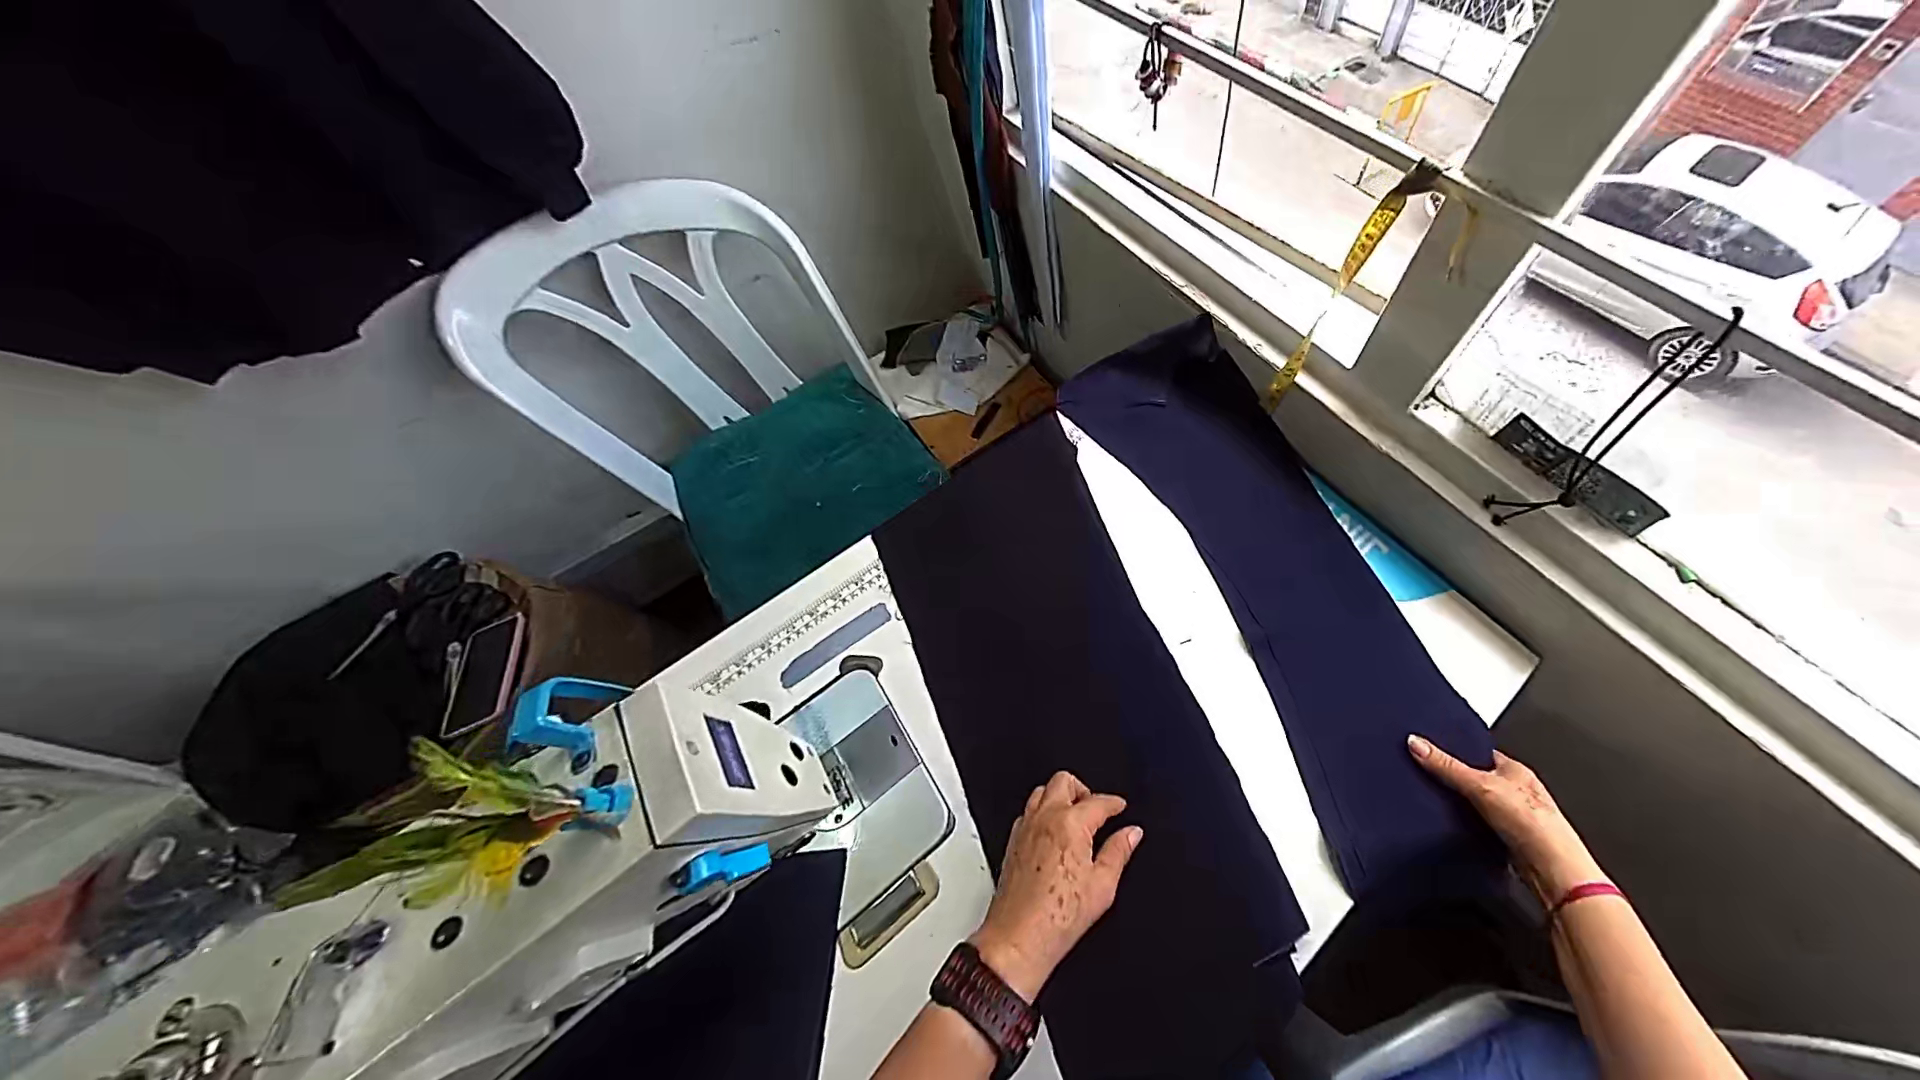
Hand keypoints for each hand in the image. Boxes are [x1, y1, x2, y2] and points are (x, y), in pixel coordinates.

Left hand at [971, 771, 1143, 1000]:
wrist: (1020, 937)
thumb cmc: (1058, 916)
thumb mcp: (1103, 885)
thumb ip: (1118, 852)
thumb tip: (1131, 833)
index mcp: (1069, 824)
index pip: (1097, 801)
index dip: (1114, 802)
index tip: (1120, 806)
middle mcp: (1044, 818)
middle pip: (1063, 780)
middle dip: (1083, 789)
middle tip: (1096, 807)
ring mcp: (1025, 827)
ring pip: (1042, 791)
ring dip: (1060, 796)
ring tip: (1076, 816)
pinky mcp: (1013, 839)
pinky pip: (1028, 811)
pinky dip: (1042, 812)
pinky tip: (1053, 832)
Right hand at [1407, 735, 1606, 904]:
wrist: (1553, 870)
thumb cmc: (1536, 826)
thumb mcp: (1479, 785)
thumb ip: (1445, 765)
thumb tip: (1416, 742)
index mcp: (1516, 770)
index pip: (1478, 751)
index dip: (1454, 749)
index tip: (1430, 747)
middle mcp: (1516, 791)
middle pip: (1474, 776)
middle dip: (1452, 777)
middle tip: (1429, 773)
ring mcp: (1512, 815)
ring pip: (1474, 801)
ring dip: (1458, 802)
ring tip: (1438, 799)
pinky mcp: (1506, 836)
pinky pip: (1475, 821)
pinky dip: (1463, 821)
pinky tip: (1452, 822)